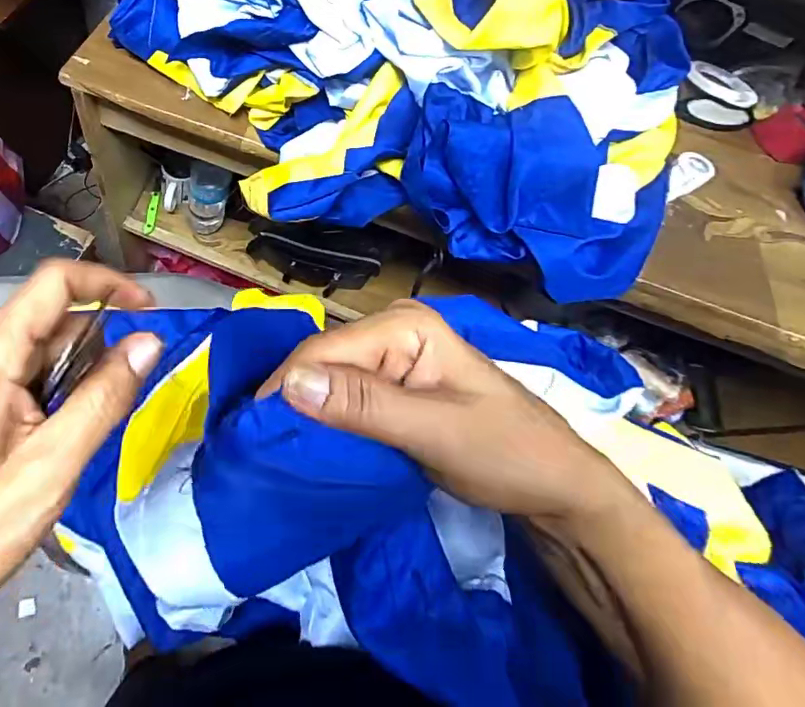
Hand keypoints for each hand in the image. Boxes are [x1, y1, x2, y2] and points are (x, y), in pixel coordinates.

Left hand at [0, 260, 161, 705]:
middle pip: (57, 314)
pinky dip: (66, 388)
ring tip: (96, 422)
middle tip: (129, 389)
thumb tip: (151, 340)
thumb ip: (105, 396)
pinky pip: (33, 373)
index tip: (151, 312)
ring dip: (86, 369)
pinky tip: (67, 433)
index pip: (57, 281)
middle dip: (105, 338)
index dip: (111, 283)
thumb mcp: (52, 466)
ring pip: (49, 346)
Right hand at [259, 300, 637, 522]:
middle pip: (325, 360)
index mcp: (407, 325)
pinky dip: (331, 420)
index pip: (324, 349)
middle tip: (263, 451)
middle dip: (294, 401)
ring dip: (309, 413)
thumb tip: (289, 383)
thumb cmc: (504, 450)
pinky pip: (349, 396)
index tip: (253, 441)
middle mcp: (397, 329)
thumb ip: (364, 405)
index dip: (285, 390)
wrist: (551, 480)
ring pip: (332, 380)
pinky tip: (314, 445)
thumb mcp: (434, 431)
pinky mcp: (398, 385)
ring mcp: (397, 356)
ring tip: (278, 452)